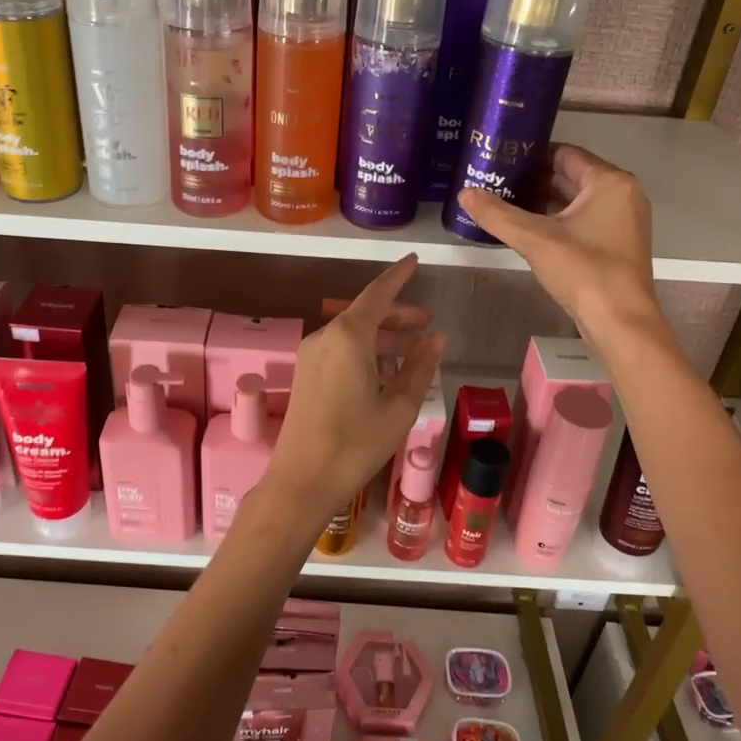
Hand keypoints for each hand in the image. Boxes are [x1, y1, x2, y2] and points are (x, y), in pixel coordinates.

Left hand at [266, 255, 444, 523]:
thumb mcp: (399, 406)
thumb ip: (420, 367)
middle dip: (398, 315)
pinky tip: (387, 371)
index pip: (377, 294)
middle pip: (365, 314)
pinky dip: (367, 351)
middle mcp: (325, 337)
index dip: (398, 276)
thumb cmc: (356, 443)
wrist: (303, 480)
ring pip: (353, 333)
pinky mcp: (306, 375)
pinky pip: (341, 350)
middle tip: (427, 324)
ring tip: (415, 351)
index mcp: (348, 336)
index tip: (415, 261)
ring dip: (384, 337)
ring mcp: (311, 356)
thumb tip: (436, 340)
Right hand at [458, 143, 660, 346]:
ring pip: (575, 201)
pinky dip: (556, 220)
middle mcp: (621, 194)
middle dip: (533, 180)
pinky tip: (526, 229)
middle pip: (570, 176)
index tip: (500, 159)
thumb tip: (464, 193)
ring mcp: (622, 221)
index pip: (565, 153)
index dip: (531, 155)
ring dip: (542, 202)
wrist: (620, 322)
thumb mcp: (534, 239)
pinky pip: (582, 220)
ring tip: (503, 203)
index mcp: (609, 182)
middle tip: (495, 181)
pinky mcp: (616, 244)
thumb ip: (497, 214)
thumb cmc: (584, 270)